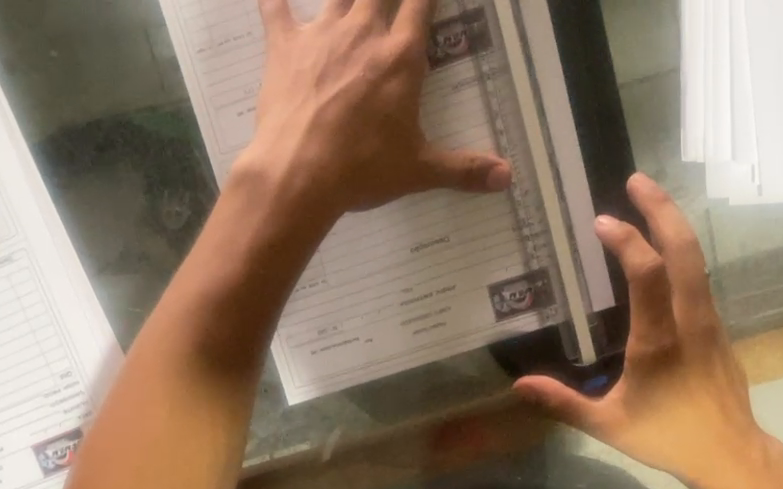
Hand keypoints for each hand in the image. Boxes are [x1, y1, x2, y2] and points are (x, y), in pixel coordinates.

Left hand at [235, 0, 511, 225]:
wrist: (299, 174)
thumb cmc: (362, 171)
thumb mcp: (418, 171)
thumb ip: (463, 169)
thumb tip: (507, 178)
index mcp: (401, 57)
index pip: (422, 1)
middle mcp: (363, 33)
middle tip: (389, 0)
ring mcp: (321, 36)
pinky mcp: (283, 49)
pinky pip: (275, 9)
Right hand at [514, 174, 782, 488]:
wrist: (729, 454)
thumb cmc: (666, 438)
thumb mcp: (607, 424)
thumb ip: (562, 403)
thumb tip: (518, 386)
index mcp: (658, 339)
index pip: (647, 272)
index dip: (626, 240)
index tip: (602, 222)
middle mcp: (690, 319)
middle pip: (683, 249)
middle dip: (661, 209)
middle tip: (636, 180)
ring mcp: (710, 322)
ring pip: (697, 261)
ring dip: (674, 227)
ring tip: (650, 205)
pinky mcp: (718, 331)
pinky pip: (699, 281)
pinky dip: (681, 256)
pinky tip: (665, 257)